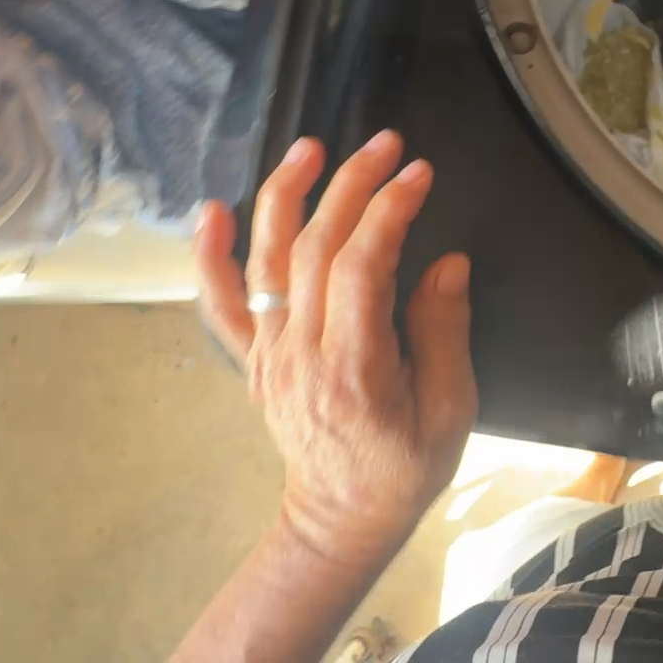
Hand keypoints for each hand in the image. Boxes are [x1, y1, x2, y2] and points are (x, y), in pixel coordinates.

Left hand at [192, 132, 475, 565]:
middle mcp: (300, 352)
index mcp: (355, 366)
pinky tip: (211, 212)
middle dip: (351, 185)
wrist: (341, 519)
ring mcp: (268, 354)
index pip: (363, 266)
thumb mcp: (452, 408)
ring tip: (309, 147)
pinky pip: (222, 304)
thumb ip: (446, 332)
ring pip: (266, 261)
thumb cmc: (406, 467)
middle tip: (386, 143)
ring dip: (285, 196)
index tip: (419, 173)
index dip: (390, 210)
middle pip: (315, 248)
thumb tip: (448, 263)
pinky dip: (210, 256)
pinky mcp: (254, 359)